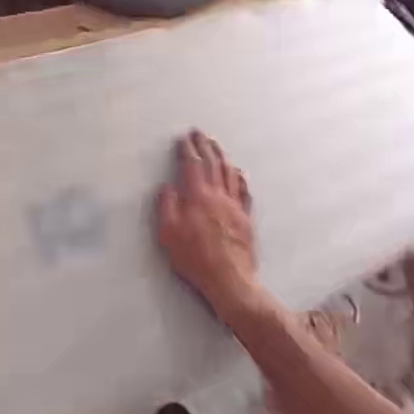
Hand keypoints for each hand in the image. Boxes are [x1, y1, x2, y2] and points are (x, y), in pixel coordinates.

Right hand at [157, 130, 265, 320]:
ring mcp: (234, 205)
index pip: (192, 164)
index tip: (183, 139)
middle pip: (212, 162)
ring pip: (229, 172)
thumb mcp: (169, 234)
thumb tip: (167, 187)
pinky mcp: (245, 217)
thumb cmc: (195, 259)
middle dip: (204, 145)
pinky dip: (240, 177)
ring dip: (221, 154)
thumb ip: (167, 206)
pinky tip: (238, 172)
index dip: (187, 149)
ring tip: (216, 144)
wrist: (230, 280)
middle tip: (198, 132)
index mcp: (198, 196)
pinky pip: (244, 190)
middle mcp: (218, 195)